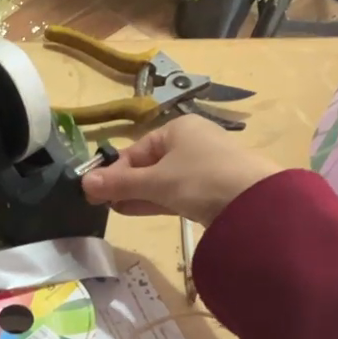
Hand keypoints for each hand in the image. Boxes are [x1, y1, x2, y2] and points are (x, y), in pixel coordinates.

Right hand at [81, 114, 279, 223]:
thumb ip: (120, 184)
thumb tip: (84, 182)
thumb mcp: (156, 181)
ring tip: (114, 209)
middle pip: (148, 165)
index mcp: (178, 129)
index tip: (95, 191)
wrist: (253, 202)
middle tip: (101, 204)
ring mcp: (202, 167)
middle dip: (125, 184)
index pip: (137, 149)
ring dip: (137, 194)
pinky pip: (175, 193)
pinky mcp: (210, 191)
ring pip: (161, 181)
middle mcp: (191, 143)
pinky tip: (135, 209)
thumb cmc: (200, 179)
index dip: (115, 171)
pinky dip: (155, 201)